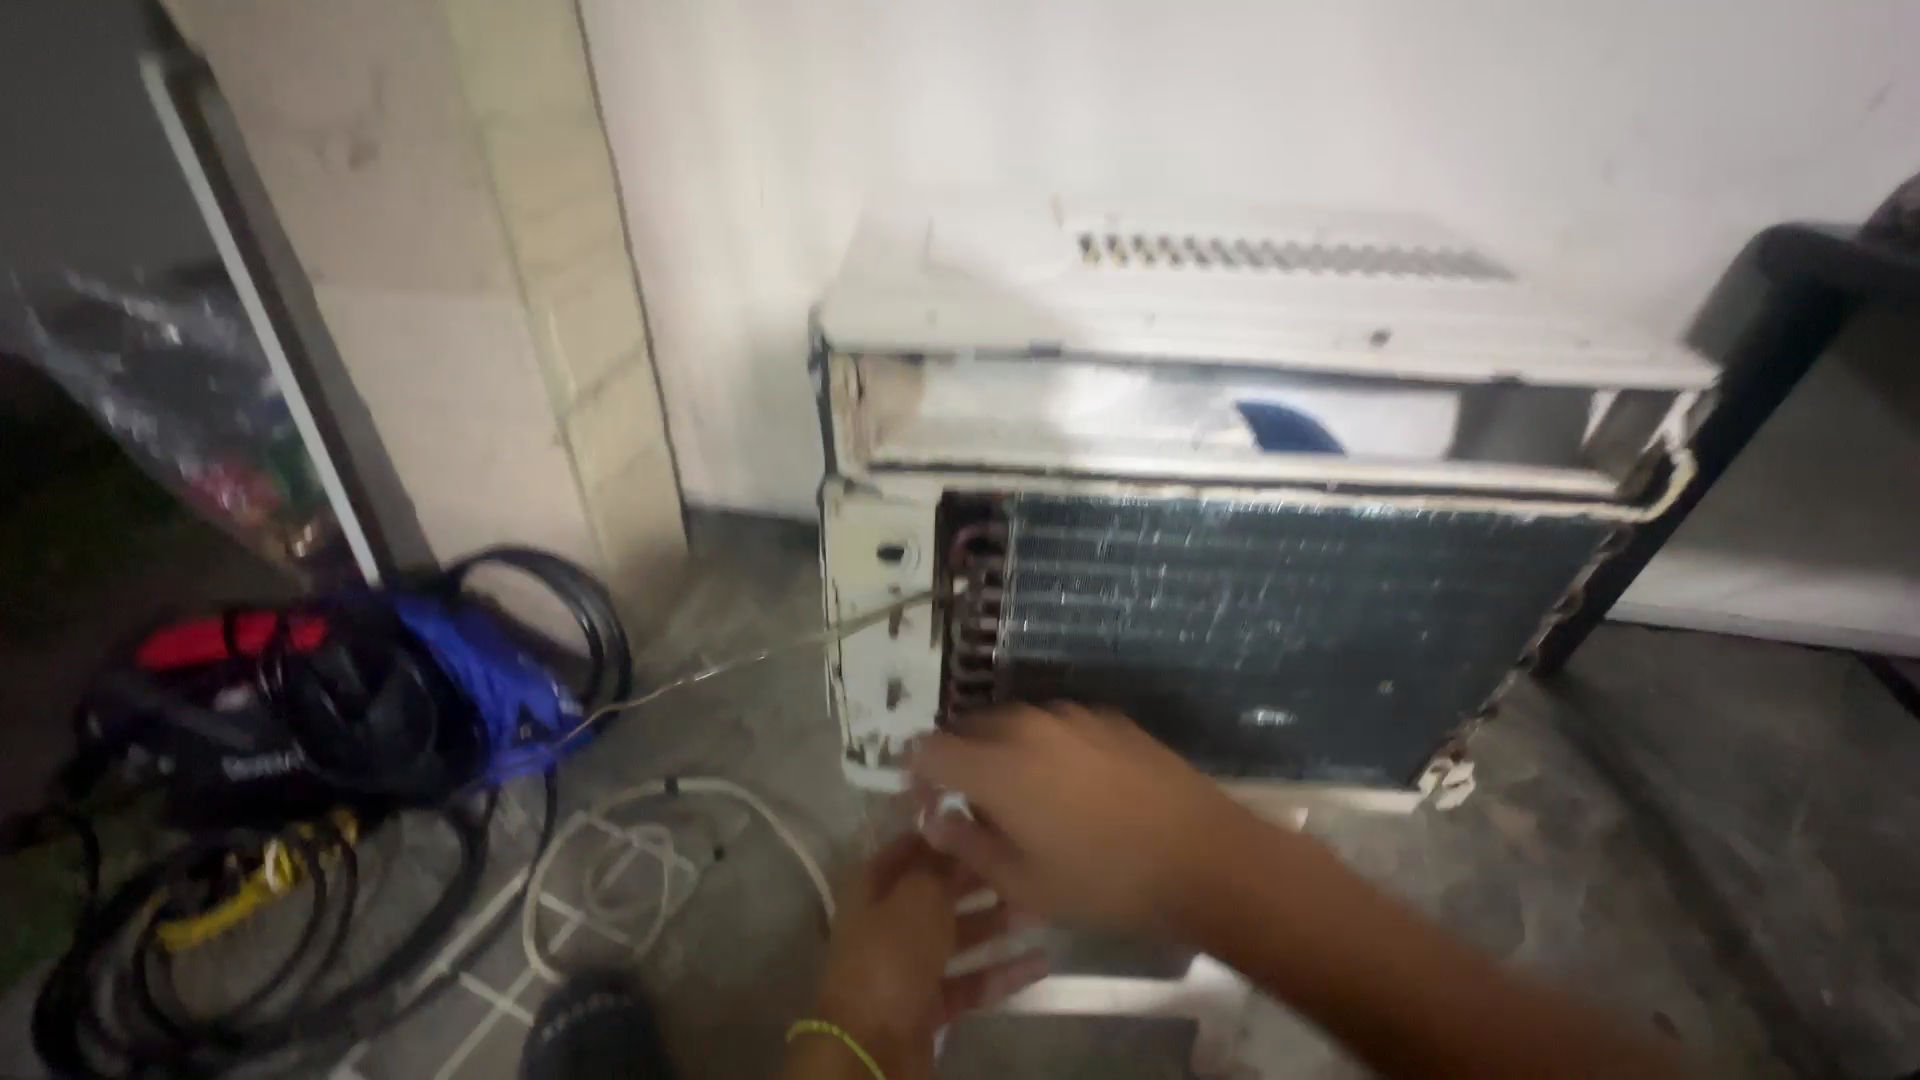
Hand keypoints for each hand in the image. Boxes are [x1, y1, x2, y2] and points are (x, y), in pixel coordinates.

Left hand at [801, 833, 1046, 1079]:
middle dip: (978, 880)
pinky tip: (1041, 962)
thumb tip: (956, 834)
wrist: (873, 1046)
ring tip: (1038, 910)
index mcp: (872, 886)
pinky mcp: (928, 1005)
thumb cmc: (892, 954)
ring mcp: (907, 966)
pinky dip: (1001, 973)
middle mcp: (887, 921)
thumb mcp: (918, 896)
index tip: (986, 821)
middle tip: (1021, 865)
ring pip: (957, 936)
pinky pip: (969, 981)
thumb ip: (940, 866)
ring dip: (995, 923)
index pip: (910, 847)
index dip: (944, 834)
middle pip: (937, 892)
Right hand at [910, 702, 1262, 933]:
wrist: (1201, 855)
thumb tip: (936, 820)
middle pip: (969, 729)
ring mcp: (1070, 715)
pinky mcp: (1106, 717)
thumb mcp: (1024, 884)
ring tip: (1028, 796)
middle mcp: (1025, 726)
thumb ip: (968, 845)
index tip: (927, 801)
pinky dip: (1046, 747)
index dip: (917, 773)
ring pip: (1014, 724)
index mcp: (995, 766)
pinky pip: (1056, 726)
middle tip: (975, 804)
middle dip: (960, 760)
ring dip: (1004, 751)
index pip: (928, 749)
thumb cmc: (1104, 881)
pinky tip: (1075, 785)